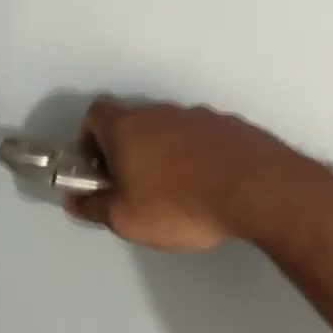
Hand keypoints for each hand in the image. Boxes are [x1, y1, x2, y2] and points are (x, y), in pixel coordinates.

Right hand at [65, 97, 320, 252]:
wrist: (260, 192)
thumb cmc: (180, 205)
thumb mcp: (125, 219)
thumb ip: (93, 207)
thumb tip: (72, 201)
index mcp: (127, 128)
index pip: (94, 114)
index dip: (89, 138)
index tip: (98, 166)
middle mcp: (160, 113)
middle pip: (133, 122)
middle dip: (129, 149)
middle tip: (135, 184)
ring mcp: (200, 116)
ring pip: (170, 129)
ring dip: (166, 152)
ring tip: (178, 191)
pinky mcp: (233, 127)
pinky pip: (203, 138)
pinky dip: (199, 156)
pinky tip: (210, 187)